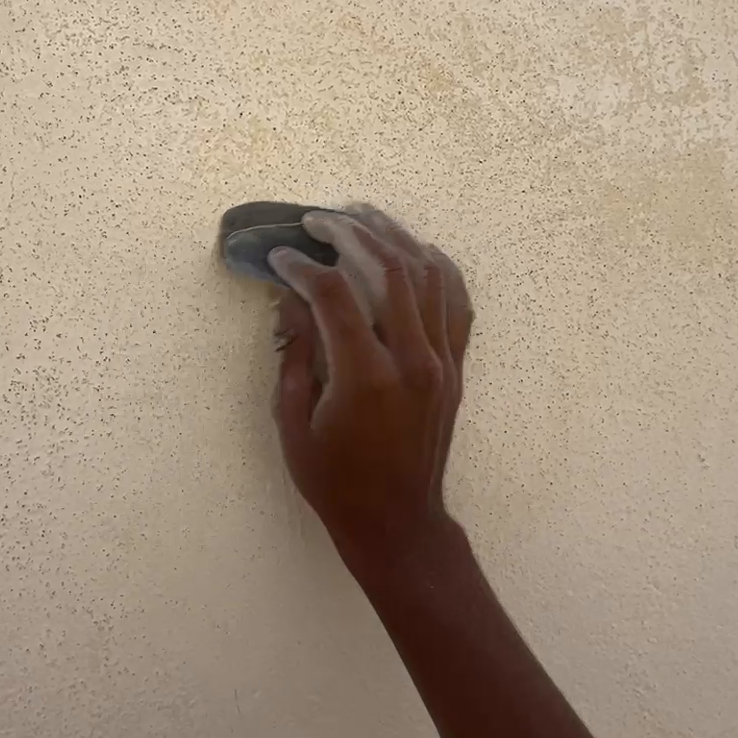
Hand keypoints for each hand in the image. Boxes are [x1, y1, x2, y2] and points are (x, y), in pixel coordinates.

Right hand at [269, 207, 473, 558]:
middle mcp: (413, 359)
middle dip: (349, 233)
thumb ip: (293, 355)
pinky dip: (437, 266)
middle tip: (317, 219)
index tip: (280, 257)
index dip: (302, 267)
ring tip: (362, 216)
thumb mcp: (293, 422)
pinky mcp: (457, 366)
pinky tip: (413, 250)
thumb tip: (289, 300)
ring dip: (394, 236)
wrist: (398, 521)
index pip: (333, 295)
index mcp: (366, 377)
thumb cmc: (335, 481)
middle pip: (389, 269)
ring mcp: (443, 360)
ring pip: (428, 274)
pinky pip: (457, 300)